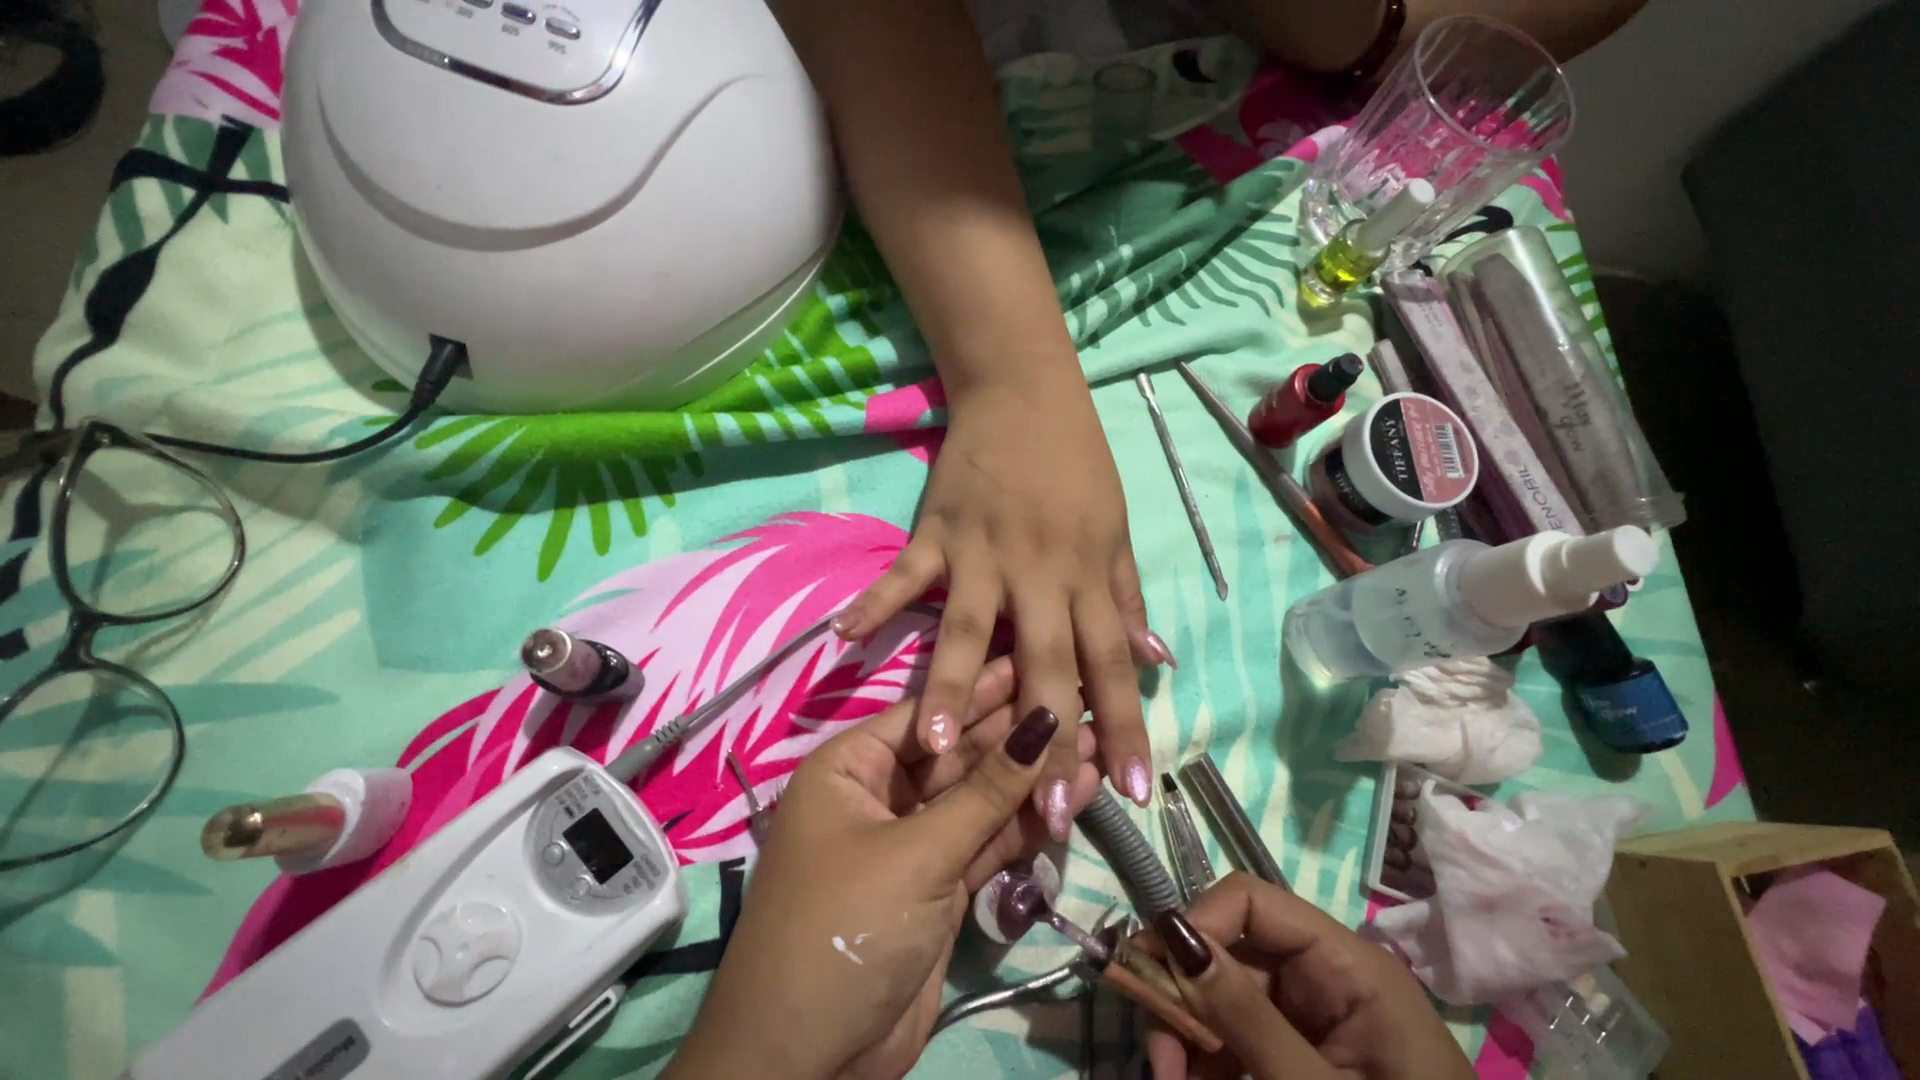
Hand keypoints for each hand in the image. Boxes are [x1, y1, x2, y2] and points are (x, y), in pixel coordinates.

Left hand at [665, 659, 1086, 1079]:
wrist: (810, 1056)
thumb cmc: (846, 925)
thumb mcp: (916, 852)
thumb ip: (986, 792)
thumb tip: (1045, 722)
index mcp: (850, 769)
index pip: (926, 714)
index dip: (982, 689)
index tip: (1037, 660)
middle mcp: (879, 795)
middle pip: (956, 754)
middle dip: (1014, 735)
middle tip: (1077, 701)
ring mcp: (911, 843)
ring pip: (977, 800)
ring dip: (1029, 780)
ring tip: (1092, 747)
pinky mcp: (938, 886)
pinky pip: (985, 843)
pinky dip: (1023, 825)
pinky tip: (1072, 797)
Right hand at [832, 369, 1174, 839]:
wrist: (1026, 390)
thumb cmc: (1078, 465)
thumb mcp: (1117, 529)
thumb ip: (1128, 595)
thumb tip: (1156, 658)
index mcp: (1088, 576)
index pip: (1114, 664)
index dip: (1130, 727)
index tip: (1138, 793)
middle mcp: (1039, 574)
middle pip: (1046, 665)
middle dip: (1048, 741)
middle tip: (1046, 817)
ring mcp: (982, 552)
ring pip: (969, 629)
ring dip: (951, 689)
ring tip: (936, 751)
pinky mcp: (936, 529)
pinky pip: (904, 572)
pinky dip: (875, 602)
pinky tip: (844, 640)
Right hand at [1142, 873, 1473, 1079]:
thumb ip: (1246, 1017)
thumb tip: (1173, 933)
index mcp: (1347, 964)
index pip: (1252, 901)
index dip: (1197, 925)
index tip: (1154, 978)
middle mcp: (1326, 976)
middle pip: (1230, 952)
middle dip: (1183, 996)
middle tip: (1156, 1057)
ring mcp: (1313, 1018)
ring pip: (1224, 998)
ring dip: (1187, 1036)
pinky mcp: (1303, 1055)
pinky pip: (1239, 1038)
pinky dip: (1208, 1060)